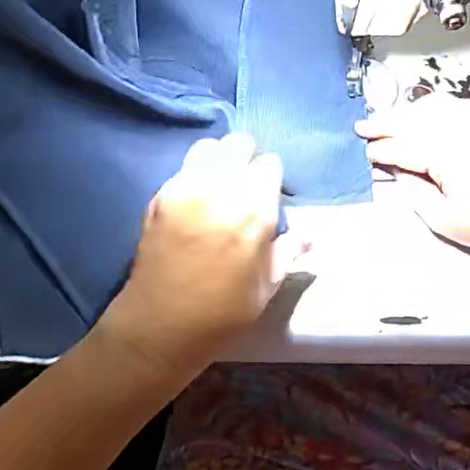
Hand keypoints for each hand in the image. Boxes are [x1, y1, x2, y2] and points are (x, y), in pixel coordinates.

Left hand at [96, 132, 297, 382]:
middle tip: (247, 185)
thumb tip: (310, 236)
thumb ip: (288, 252)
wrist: (161, 325)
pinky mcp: (159, 196)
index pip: (269, 164)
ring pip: (209, 147)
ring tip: (221, 183)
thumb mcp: (267, 286)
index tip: (269, 195)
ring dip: (220, 160)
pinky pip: (184, 167)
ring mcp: (184, 189)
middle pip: (239, 144)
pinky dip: (196, 173)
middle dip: (247, 159)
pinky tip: (198, 197)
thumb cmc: (223, 312)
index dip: (272, 178)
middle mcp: (218, 189)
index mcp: (252, 211)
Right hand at [357, 94, 469, 272]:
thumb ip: (413, 189)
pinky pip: (455, 105)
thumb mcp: (442, 218)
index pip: (404, 145)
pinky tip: (423, 113)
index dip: (381, 150)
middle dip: (386, 123)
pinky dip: (433, 106)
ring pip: (433, 107)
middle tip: (364, 128)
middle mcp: (466, 131)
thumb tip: (396, 171)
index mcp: (452, 154)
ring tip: (387, 121)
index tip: (366, 155)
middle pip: (416, 119)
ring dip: (407, 112)